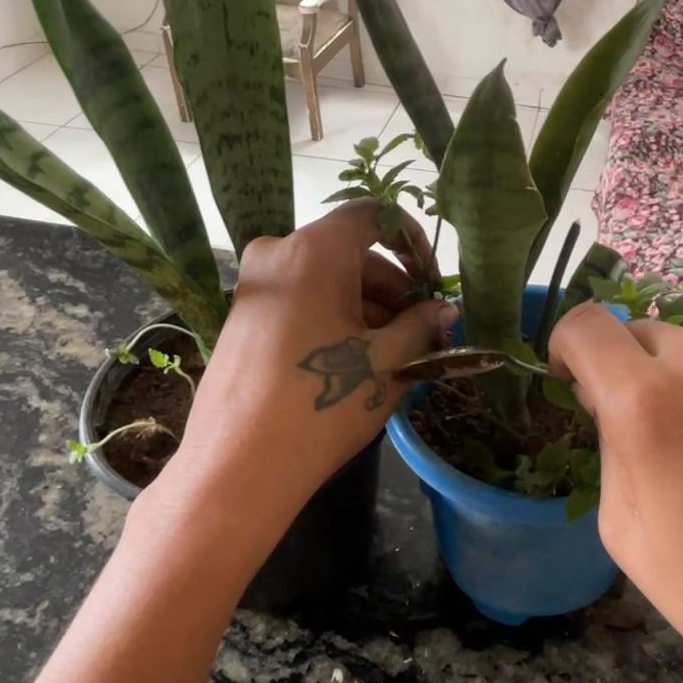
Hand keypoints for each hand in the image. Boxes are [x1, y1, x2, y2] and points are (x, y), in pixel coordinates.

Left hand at [152, 200, 455, 522]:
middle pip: (351, 252)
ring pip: (327, 279)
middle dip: (395, 287)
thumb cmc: (322, 403)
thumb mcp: (387, 362)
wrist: (237, 467)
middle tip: (426, 328)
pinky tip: (359, 360)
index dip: (412, 240)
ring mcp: (253, 288)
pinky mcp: (243, 319)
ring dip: (369, 307)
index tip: (433, 281)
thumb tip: (445, 309)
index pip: (372, 214)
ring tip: (400, 352)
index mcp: (313, 250)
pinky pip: (301, 300)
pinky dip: (335, 317)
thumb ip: (422, 324)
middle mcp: (277, 254)